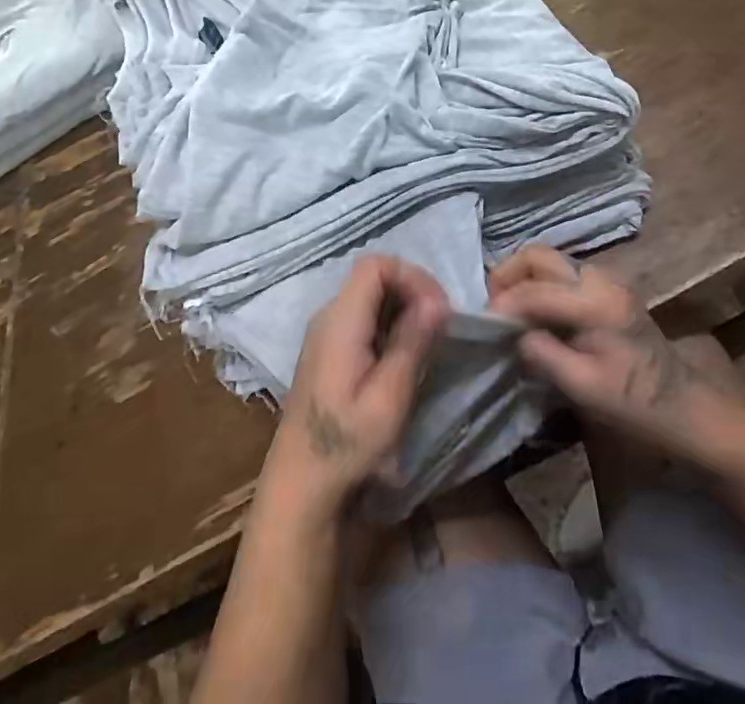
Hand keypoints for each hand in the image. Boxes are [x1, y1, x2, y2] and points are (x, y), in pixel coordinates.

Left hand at [267, 256, 449, 515]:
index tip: (441, 310)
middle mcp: (328, 317)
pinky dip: (390, 327)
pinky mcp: (328, 352)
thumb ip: (411, 344)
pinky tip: (405, 358)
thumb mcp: (389, 397)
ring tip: (429, 344)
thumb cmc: (346, 443)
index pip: (375, 264)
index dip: (413, 276)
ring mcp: (325, 334)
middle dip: (414, 292)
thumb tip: (438, 301)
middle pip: (373, 278)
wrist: (301, 480)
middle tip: (442, 328)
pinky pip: (363, 321)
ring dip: (404, 311)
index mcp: (340, 321)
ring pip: (370, 299)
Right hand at [488, 245, 744, 468]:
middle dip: (507, 276)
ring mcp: (605, 281)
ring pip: (548, 261)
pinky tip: (532, 313)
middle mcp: (599, 280)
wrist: (686, 408)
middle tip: (494, 307)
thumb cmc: (635, 402)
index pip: (533, 291)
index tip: (483, 325)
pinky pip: (560, 274)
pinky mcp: (605, 290)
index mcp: (595, 302)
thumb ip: (541, 353)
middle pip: (537, 256)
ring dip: (522, 279)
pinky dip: (537, 284)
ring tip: (509, 311)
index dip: (502, 306)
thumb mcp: (582, 386)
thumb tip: (511, 334)